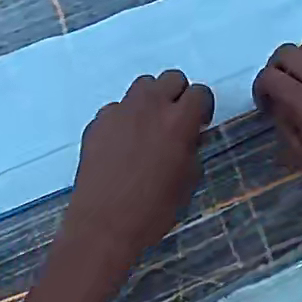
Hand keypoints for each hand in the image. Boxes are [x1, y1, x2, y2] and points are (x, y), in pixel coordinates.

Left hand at [60, 69, 214, 272]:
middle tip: (175, 120)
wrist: (104, 223)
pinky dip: (124, 118)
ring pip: (143, 85)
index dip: (203, 107)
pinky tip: (122, 143)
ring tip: (149, 126)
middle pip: (172, 78)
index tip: (199, 124)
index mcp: (179, 121)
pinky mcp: (98, 121)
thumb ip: (192, 148)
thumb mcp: (187, 180)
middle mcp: (150, 107)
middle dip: (178, 95)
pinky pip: (117, 107)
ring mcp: (120, 110)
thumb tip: (188, 136)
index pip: (200, 92)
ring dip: (151, 99)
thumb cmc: (154, 209)